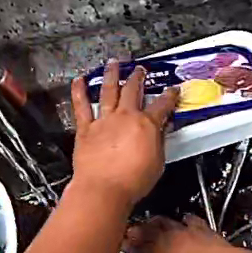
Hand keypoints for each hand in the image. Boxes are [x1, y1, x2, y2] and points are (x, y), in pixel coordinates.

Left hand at [69, 60, 177, 209]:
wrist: (104, 188)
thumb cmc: (131, 181)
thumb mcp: (157, 163)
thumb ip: (158, 144)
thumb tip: (160, 134)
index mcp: (147, 125)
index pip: (162, 105)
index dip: (169, 96)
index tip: (172, 90)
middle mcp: (125, 117)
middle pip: (133, 90)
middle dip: (138, 78)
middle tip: (139, 70)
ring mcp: (104, 120)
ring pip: (109, 90)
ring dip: (112, 75)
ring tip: (113, 63)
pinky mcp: (86, 129)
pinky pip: (82, 106)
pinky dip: (79, 91)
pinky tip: (79, 80)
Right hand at [125, 215, 249, 252]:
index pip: (133, 247)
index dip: (127, 245)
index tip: (123, 244)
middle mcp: (164, 240)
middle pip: (145, 230)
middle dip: (137, 229)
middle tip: (133, 229)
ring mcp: (182, 232)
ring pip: (164, 221)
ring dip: (157, 221)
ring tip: (152, 220)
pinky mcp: (200, 229)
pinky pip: (190, 219)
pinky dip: (186, 218)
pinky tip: (186, 217)